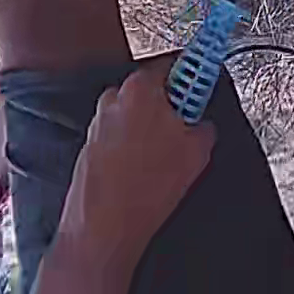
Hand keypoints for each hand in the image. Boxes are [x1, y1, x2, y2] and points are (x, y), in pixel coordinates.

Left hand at [53, 59, 215, 279]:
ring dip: (149, 126)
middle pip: (152, 88)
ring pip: (135, 112)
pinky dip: (131, 144)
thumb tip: (203, 123)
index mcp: (141, 87)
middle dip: (170, 104)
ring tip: (161, 156)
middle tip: (184, 126)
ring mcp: (98, 121)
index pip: (173, 63)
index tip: (201, 78)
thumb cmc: (144, 189)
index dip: (192, 75)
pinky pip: (119, 134)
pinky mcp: (89, 144)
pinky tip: (142, 169)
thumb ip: (204, 124)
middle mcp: (115, 97)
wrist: (103, 231)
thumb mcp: (197, 150)